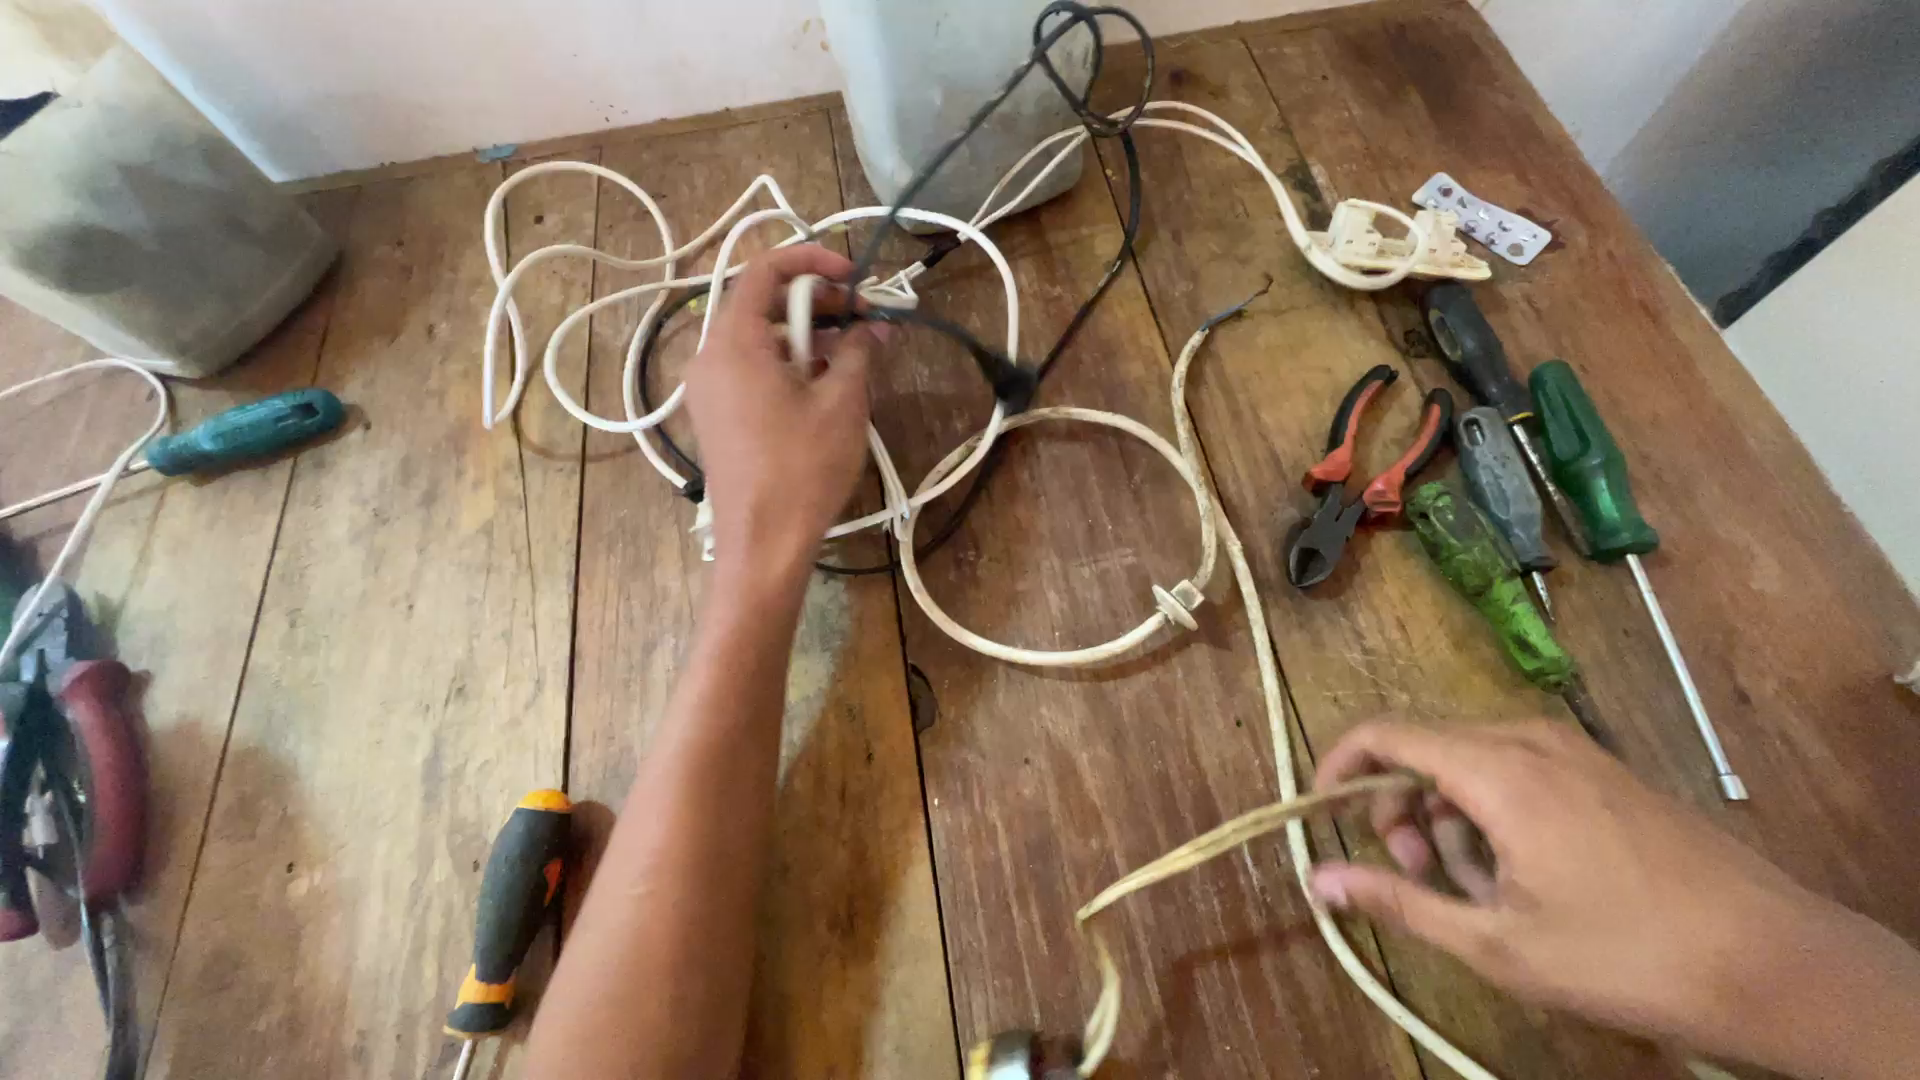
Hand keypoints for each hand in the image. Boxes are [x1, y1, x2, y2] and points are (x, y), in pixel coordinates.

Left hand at [686, 244, 888, 576]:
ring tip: (852, 355)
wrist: (762, 543)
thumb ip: (858, 352)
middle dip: (816, 302)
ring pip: (758, 338)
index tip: (855, 276)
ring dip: (806, 335)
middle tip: (864, 319)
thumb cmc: (802, 469)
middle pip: (760, 303)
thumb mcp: (841, 404)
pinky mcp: (716, 416)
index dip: (812, 261)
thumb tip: (874, 327)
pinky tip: (823, 385)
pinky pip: (750, 369)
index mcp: (734, 342)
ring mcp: (708, 389)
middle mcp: (709, 356)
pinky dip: (787, 363)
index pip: (764, 270)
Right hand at [1310, 720, 1919, 1078]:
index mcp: (1496, 770)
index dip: (1338, 766)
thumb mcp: (1497, 942)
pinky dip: (1487, 810)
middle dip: (1397, 807)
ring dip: (1445, 815)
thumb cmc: (1628, 956)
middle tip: (1417, 872)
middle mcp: (1527, 739)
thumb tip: (1316, 879)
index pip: (1383, 733)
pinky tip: (1519, 870)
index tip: (1322, 812)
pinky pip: (1510, 768)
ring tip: (1477, 887)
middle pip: (1421, 748)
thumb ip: (1397, 900)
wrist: (1790, 970)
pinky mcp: (1599, 769)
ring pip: (1464, 760)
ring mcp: (1570, 750)